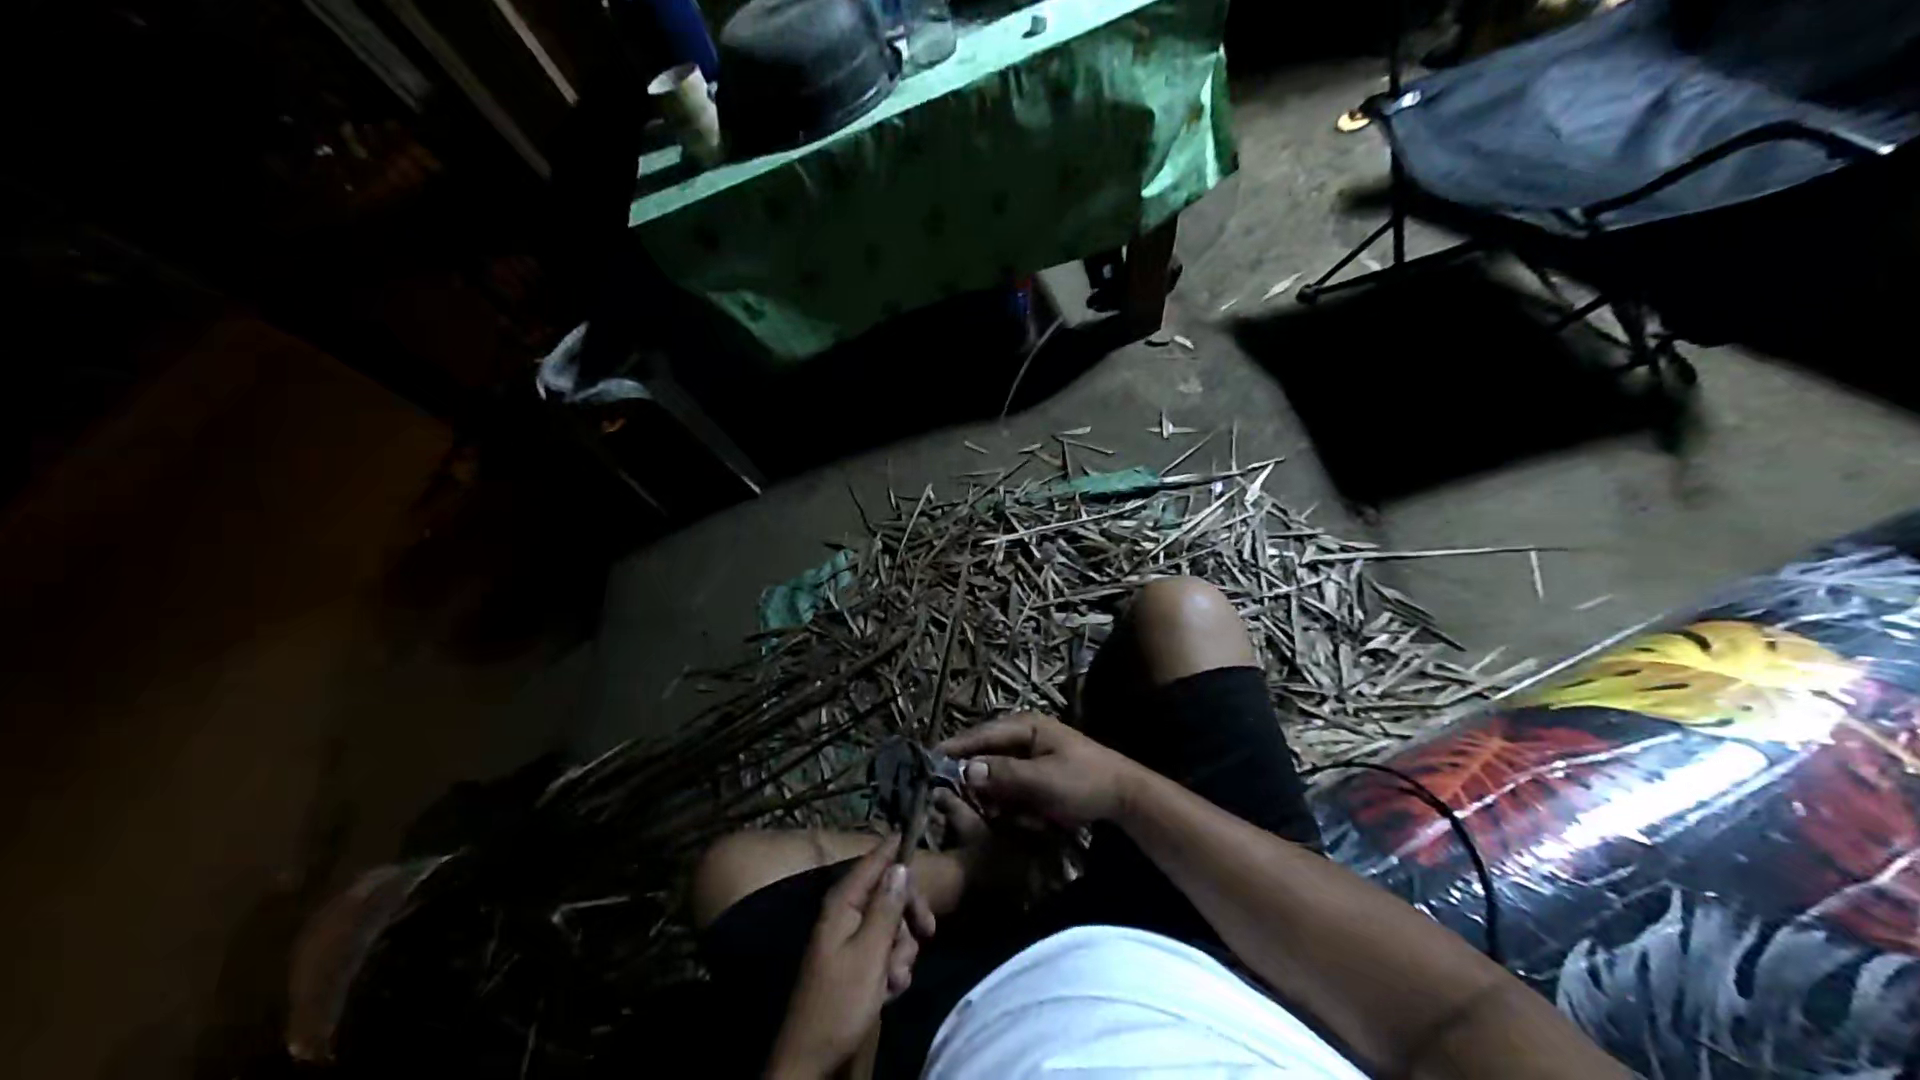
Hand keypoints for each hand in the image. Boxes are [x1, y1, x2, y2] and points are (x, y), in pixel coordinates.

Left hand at [765, 838, 935, 1079]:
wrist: (813, 1061)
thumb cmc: (840, 1002)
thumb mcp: (870, 953)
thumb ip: (886, 908)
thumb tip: (900, 866)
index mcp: (843, 905)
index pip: (872, 863)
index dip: (893, 850)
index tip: (913, 834)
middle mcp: (846, 916)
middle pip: (889, 894)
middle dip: (909, 915)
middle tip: (928, 932)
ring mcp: (851, 942)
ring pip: (892, 926)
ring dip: (902, 950)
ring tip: (896, 979)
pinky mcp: (857, 966)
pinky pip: (885, 952)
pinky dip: (893, 968)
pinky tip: (891, 990)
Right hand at [940, 713, 1146, 827]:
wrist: (1125, 796)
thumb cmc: (1084, 781)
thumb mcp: (1043, 780)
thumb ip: (1004, 775)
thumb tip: (966, 771)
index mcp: (1025, 727)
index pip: (981, 735)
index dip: (955, 748)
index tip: (929, 762)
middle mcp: (1023, 736)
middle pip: (986, 757)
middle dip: (984, 785)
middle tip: (977, 807)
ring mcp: (1030, 756)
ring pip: (998, 778)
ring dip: (1005, 801)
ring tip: (1023, 817)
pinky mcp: (1036, 776)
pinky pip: (1013, 790)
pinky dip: (1018, 806)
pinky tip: (1036, 819)